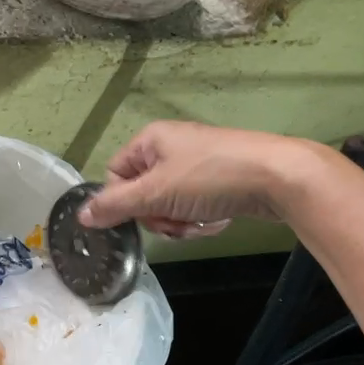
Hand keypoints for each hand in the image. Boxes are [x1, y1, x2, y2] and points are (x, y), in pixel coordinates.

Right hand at [78, 121, 333, 237]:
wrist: (282, 177)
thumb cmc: (210, 178)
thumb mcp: (155, 193)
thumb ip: (114, 205)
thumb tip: (81, 216)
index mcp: (150, 140)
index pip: (115, 175)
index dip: (124, 202)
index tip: (142, 217)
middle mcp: (170, 147)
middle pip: (142, 193)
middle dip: (158, 216)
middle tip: (175, 224)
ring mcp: (197, 163)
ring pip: (168, 204)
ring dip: (180, 222)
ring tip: (201, 224)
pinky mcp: (220, 179)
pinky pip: (193, 205)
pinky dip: (201, 218)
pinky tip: (219, 220)